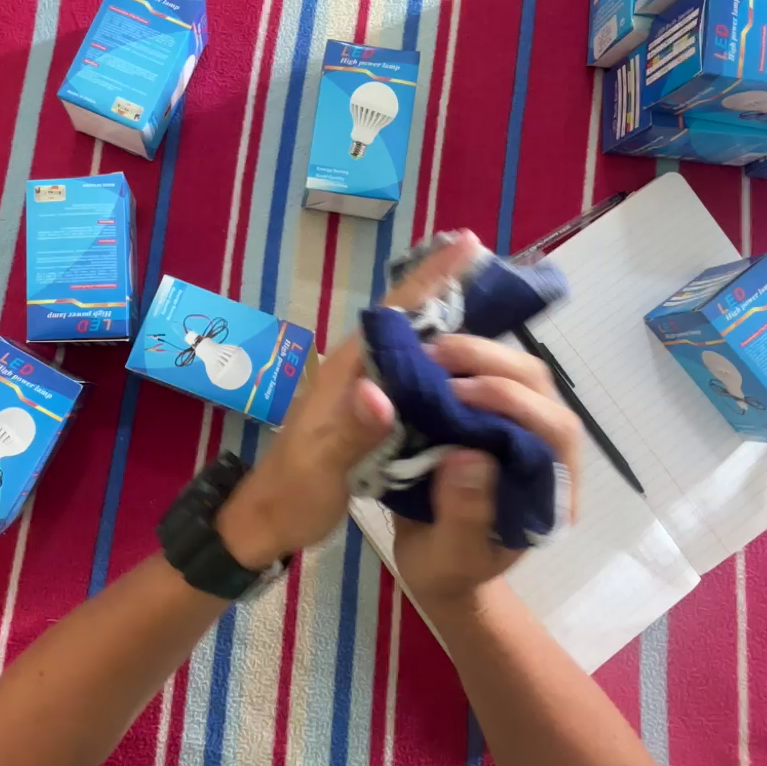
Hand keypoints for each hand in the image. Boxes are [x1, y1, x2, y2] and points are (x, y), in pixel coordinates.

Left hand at [216, 232, 486, 568]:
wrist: (269, 520)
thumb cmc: (293, 492)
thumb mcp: (321, 467)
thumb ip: (351, 431)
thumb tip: (382, 392)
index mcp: (349, 370)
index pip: (394, 313)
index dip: (430, 278)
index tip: (468, 245)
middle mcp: (360, 370)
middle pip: (409, 319)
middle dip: (448, 290)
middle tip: (497, 268)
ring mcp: (366, 390)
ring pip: (414, 345)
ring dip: (449, 322)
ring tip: (497, 306)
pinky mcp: (373, 413)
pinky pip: (415, 376)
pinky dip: (444, 363)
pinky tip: (471, 369)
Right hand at [391, 334, 585, 610]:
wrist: (439, 567)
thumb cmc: (450, 568)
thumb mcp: (451, 558)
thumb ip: (465, 516)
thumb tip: (471, 455)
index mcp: (550, 490)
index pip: (555, 428)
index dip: (511, 400)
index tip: (456, 393)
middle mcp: (546, 452)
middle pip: (540, 386)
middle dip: (492, 361)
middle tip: (434, 356)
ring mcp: (522, 429)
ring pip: (520, 371)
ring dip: (478, 351)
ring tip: (428, 351)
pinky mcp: (494, 416)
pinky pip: (491, 373)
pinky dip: (464, 357)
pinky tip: (428, 355)